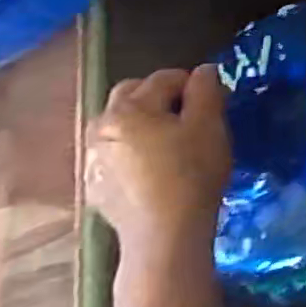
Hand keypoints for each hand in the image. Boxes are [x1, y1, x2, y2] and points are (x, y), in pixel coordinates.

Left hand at [86, 65, 232, 264]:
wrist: (164, 235)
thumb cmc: (192, 173)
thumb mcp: (210, 125)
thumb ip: (206, 90)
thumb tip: (203, 70)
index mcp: (129, 107)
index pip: (166, 78)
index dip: (194, 86)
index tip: (213, 105)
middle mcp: (100, 126)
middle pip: (133, 94)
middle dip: (161, 98)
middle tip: (190, 119)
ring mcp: (92, 157)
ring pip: (121, 124)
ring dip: (144, 123)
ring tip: (171, 144)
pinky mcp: (93, 184)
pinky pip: (115, 152)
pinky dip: (133, 151)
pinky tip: (155, 170)